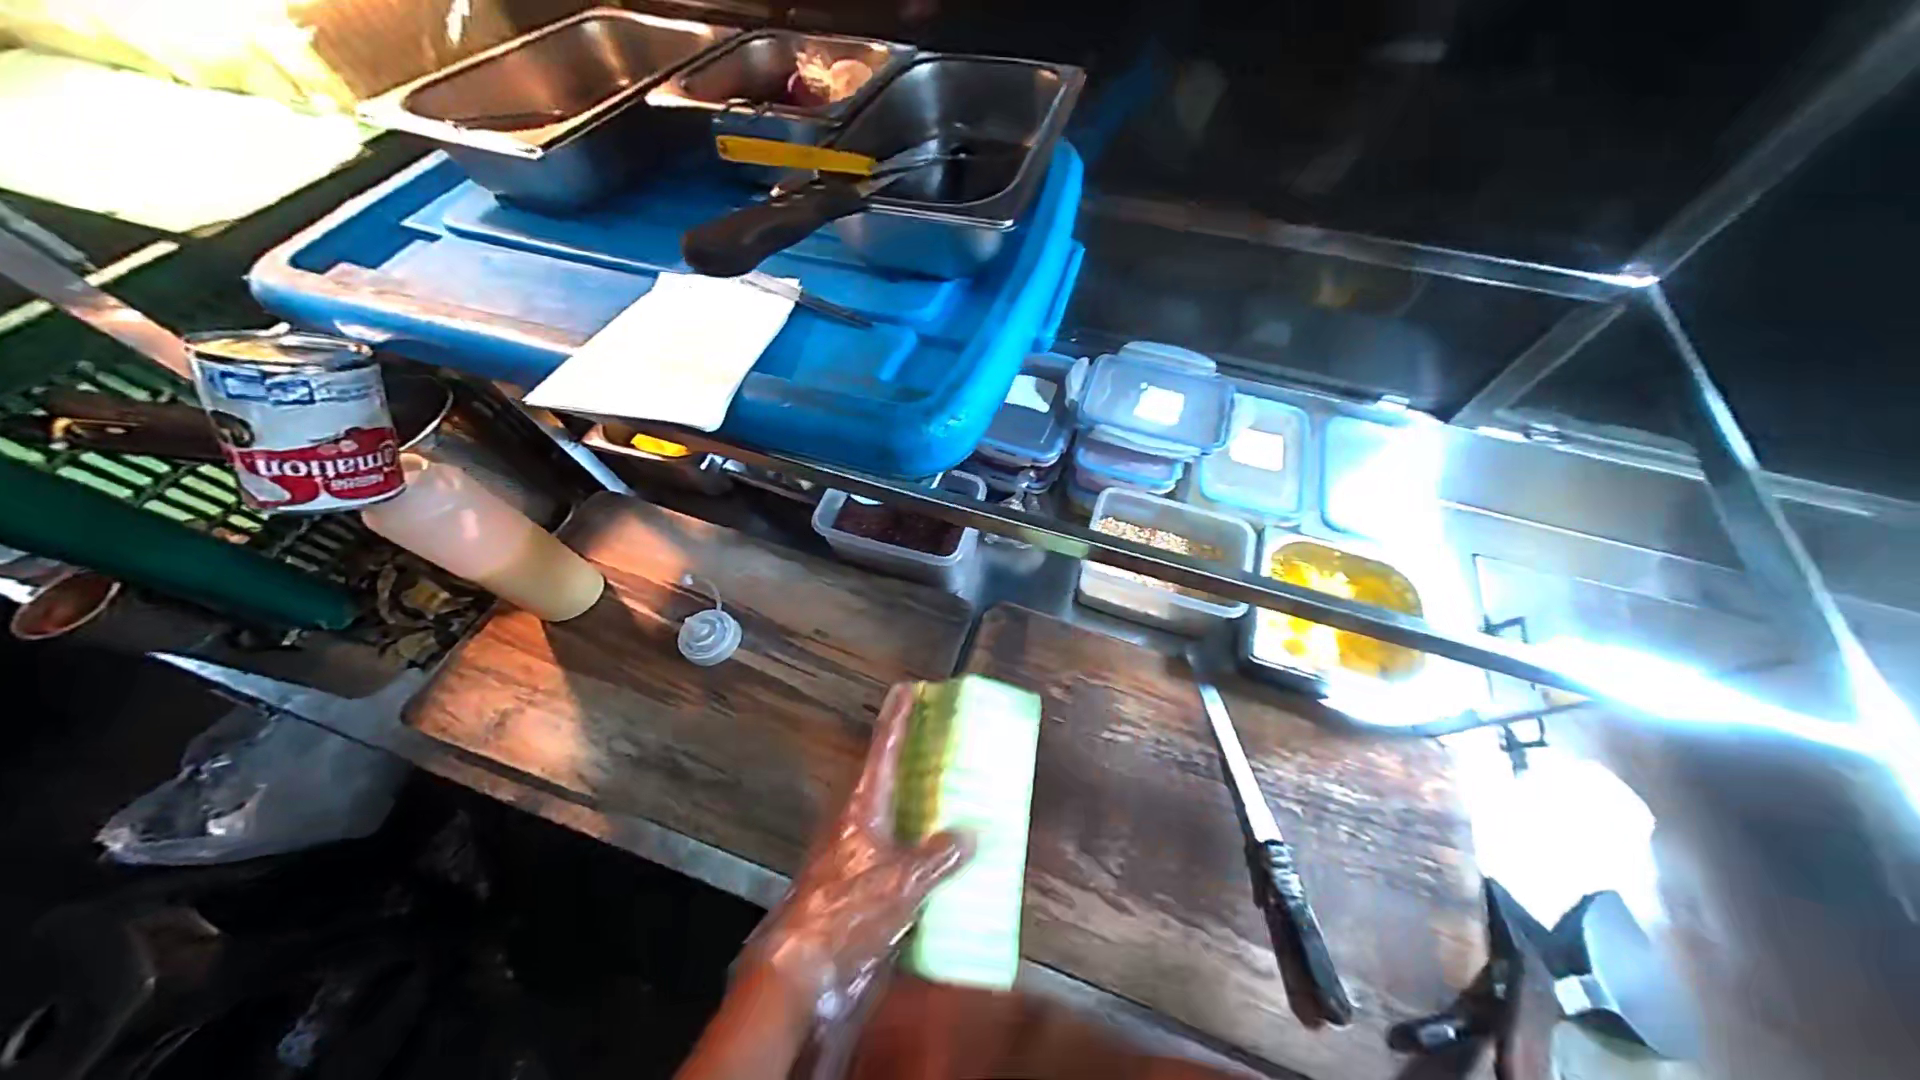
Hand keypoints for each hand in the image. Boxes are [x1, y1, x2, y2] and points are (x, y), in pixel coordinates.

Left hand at [743, 682, 974, 1021]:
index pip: (884, 749)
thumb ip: (938, 856)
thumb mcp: (902, 882)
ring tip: (953, 795)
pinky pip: (895, 845)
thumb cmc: (847, 910)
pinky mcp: (859, 877)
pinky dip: (917, 840)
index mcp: (864, 806)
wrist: (804, 964)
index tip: (907, 689)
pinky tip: (942, 855)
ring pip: (892, 811)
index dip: (897, 718)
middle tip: (941, 741)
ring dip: (917, 800)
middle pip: (886, 775)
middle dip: (910, 755)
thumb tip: (970, 834)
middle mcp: (858, 819)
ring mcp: (856, 849)